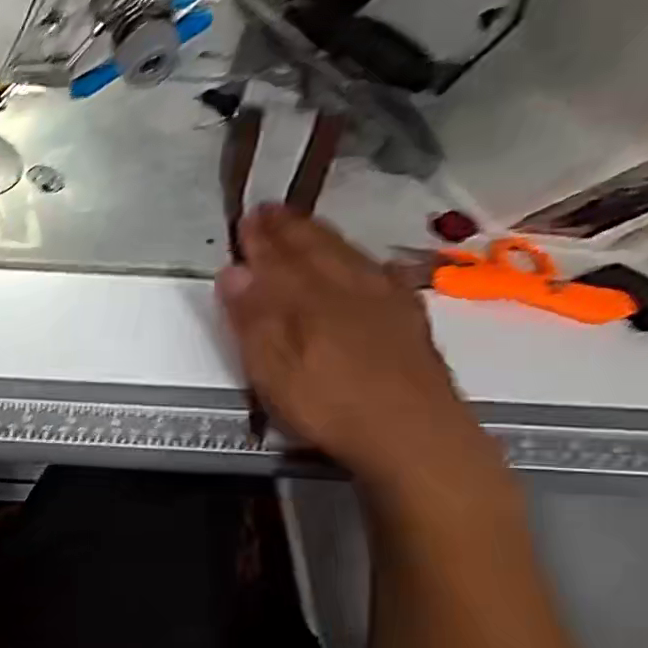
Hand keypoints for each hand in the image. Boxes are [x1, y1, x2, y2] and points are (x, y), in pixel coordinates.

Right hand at [217, 206, 501, 488]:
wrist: (414, 437)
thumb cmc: (327, 404)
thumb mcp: (271, 366)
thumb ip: (252, 317)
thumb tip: (233, 271)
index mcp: (309, 299)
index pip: (278, 258)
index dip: (260, 238)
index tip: (246, 217)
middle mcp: (348, 290)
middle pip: (317, 250)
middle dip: (292, 228)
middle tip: (273, 209)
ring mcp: (385, 304)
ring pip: (351, 257)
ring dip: (326, 238)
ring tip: (309, 226)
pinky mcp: (410, 324)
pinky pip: (386, 277)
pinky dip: (370, 262)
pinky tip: (373, 263)